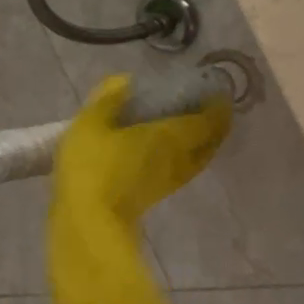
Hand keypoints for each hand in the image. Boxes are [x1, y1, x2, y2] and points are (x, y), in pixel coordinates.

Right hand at [49, 75, 229, 303]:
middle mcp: (180, 158)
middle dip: (212, 123)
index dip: (216, 103)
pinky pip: (178, 170)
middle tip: (201, 107)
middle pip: (210, 140)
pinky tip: (159, 153)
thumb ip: (109, 100)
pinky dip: (179, 158)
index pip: (210, 117)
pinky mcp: (153, 196)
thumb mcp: (90, 124)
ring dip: (197, 142)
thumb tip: (126, 81)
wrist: (87, 222)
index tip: (213, 90)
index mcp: (172, 135)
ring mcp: (169, 181)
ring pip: (196, 158)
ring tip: (182, 129)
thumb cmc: (91, 167)